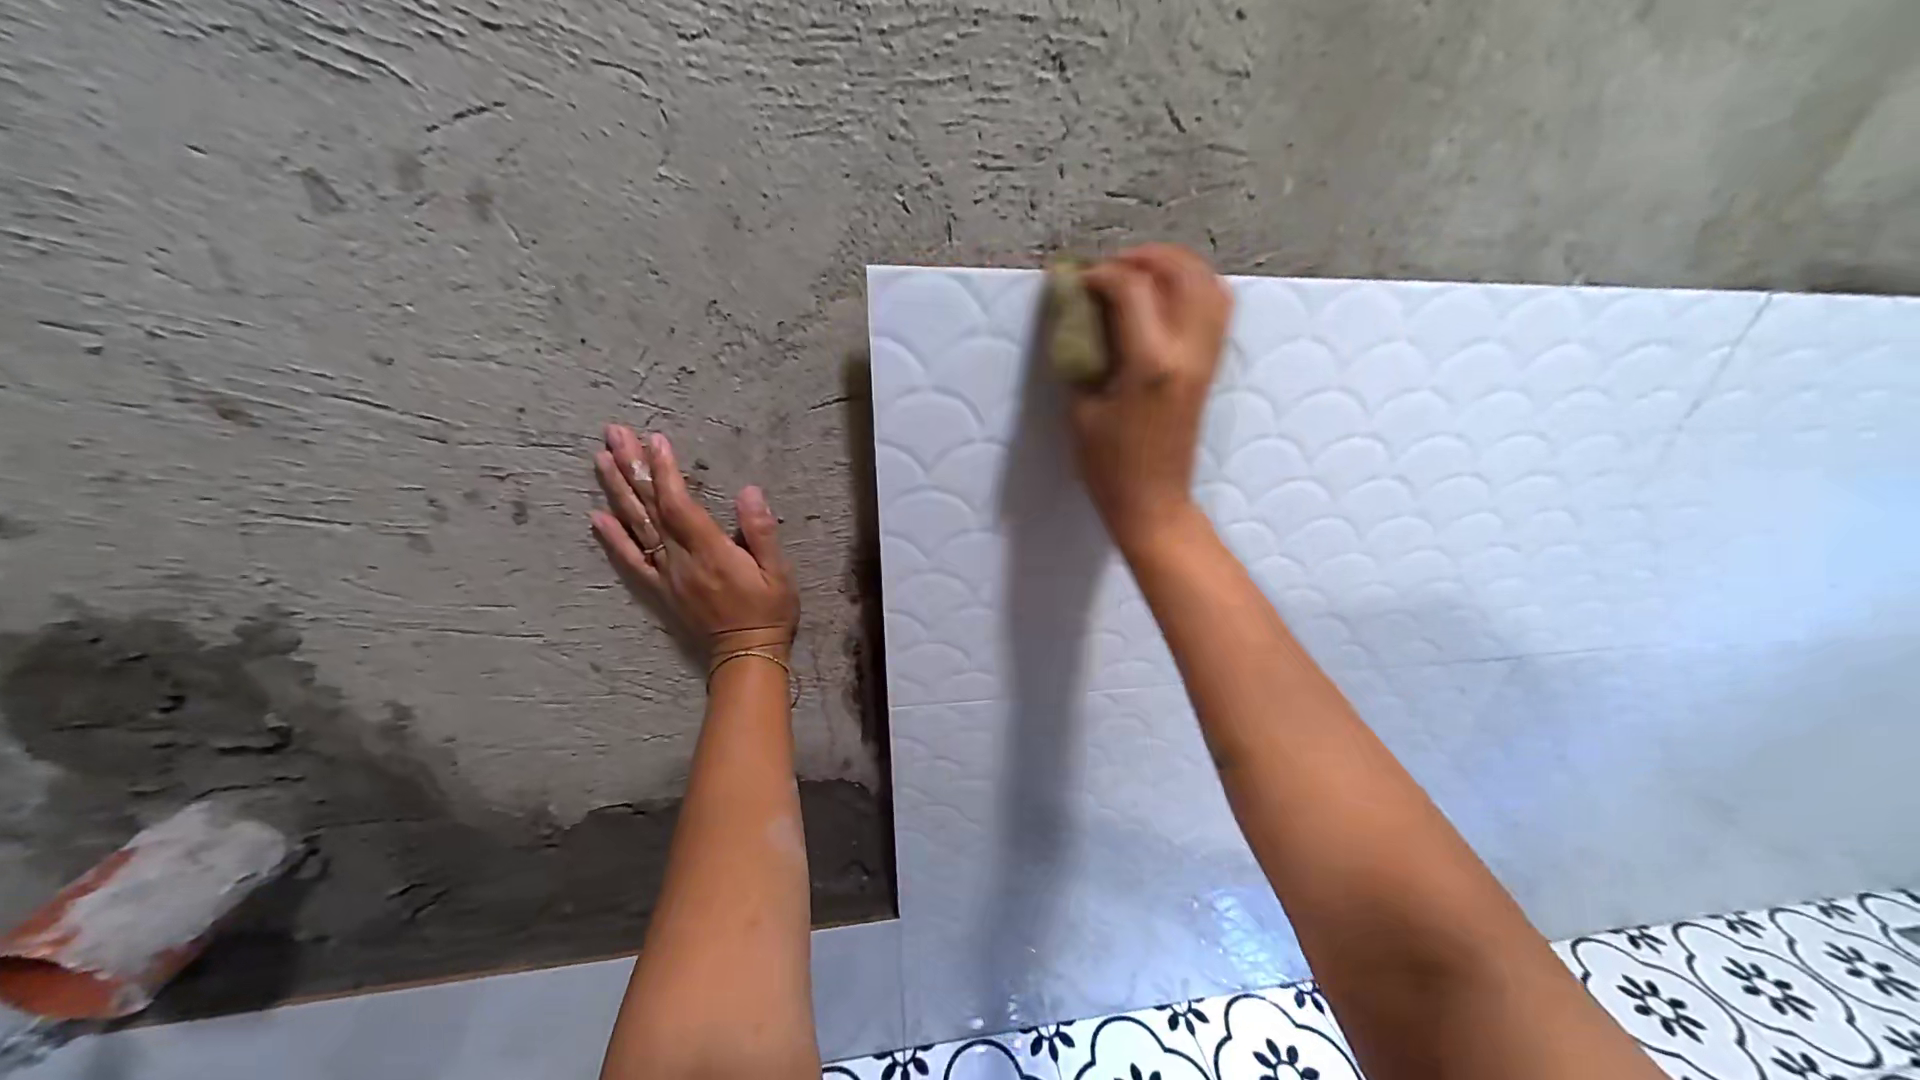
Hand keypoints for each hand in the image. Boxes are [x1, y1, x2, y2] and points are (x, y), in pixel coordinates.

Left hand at [591, 425, 798, 660]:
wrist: (746, 655)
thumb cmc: (770, 611)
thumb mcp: (778, 572)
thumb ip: (761, 531)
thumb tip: (749, 491)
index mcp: (711, 553)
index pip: (679, 504)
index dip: (665, 471)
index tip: (655, 440)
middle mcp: (681, 561)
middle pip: (651, 508)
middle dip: (632, 468)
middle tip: (614, 433)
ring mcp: (667, 576)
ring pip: (637, 527)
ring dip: (618, 491)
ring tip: (601, 458)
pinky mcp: (660, 591)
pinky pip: (631, 562)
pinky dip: (612, 539)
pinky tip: (597, 516)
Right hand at [1070, 244, 1231, 552]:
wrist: (1153, 502)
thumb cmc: (1108, 466)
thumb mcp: (1082, 410)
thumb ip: (1082, 355)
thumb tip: (1080, 315)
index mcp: (1149, 363)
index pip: (1132, 289)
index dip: (1101, 275)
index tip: (1077, 281)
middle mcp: (1187, 352)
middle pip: (1181, 272)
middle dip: (1144, 258)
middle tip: (1111, 268)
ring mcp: (1205, 359)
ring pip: (1209, 284)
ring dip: (1175, 267)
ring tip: (1141, 274)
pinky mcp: (1210, 368)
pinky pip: (1217, 309)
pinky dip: (1194, 288)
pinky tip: (1165, 298)